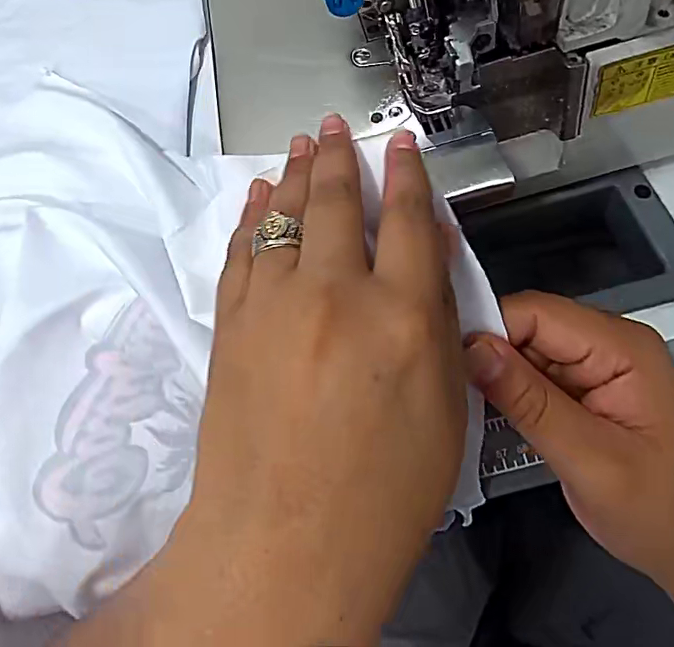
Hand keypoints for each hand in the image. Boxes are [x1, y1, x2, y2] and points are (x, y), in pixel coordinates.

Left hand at [75, 115, 466, 645]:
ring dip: (293, 173)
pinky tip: (256, 195)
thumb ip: (437, 319)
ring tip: (301, 143)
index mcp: (398, 315)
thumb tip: (428, 251)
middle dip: (339, 156)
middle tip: (335, 125)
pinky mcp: (231, 323)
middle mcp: (333, 293)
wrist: (282, 547)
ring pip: (282, 214)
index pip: (407, 219)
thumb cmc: (383, 494)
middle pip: (335, 201)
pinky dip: (250, 216)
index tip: (400, 145)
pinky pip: (242, 250)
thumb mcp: (442, 408)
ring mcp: (273, 303)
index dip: (406, 174)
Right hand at [463, 291, 673, 581]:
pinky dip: (508, 388)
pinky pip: (529, 368)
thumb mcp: (592, 462)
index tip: (454, 362)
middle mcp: (607, 340)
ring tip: (474, 403)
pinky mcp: (579, 381)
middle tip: (458, 389)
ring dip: (497, 372)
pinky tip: (495, 409)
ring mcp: (593, 360)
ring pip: (522, 345)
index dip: (491, 329)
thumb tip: (475, 350)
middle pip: (527, 323)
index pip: (537, 312)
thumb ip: (531, 402)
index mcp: (622, 347)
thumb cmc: (662, 514)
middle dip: (491, 352)